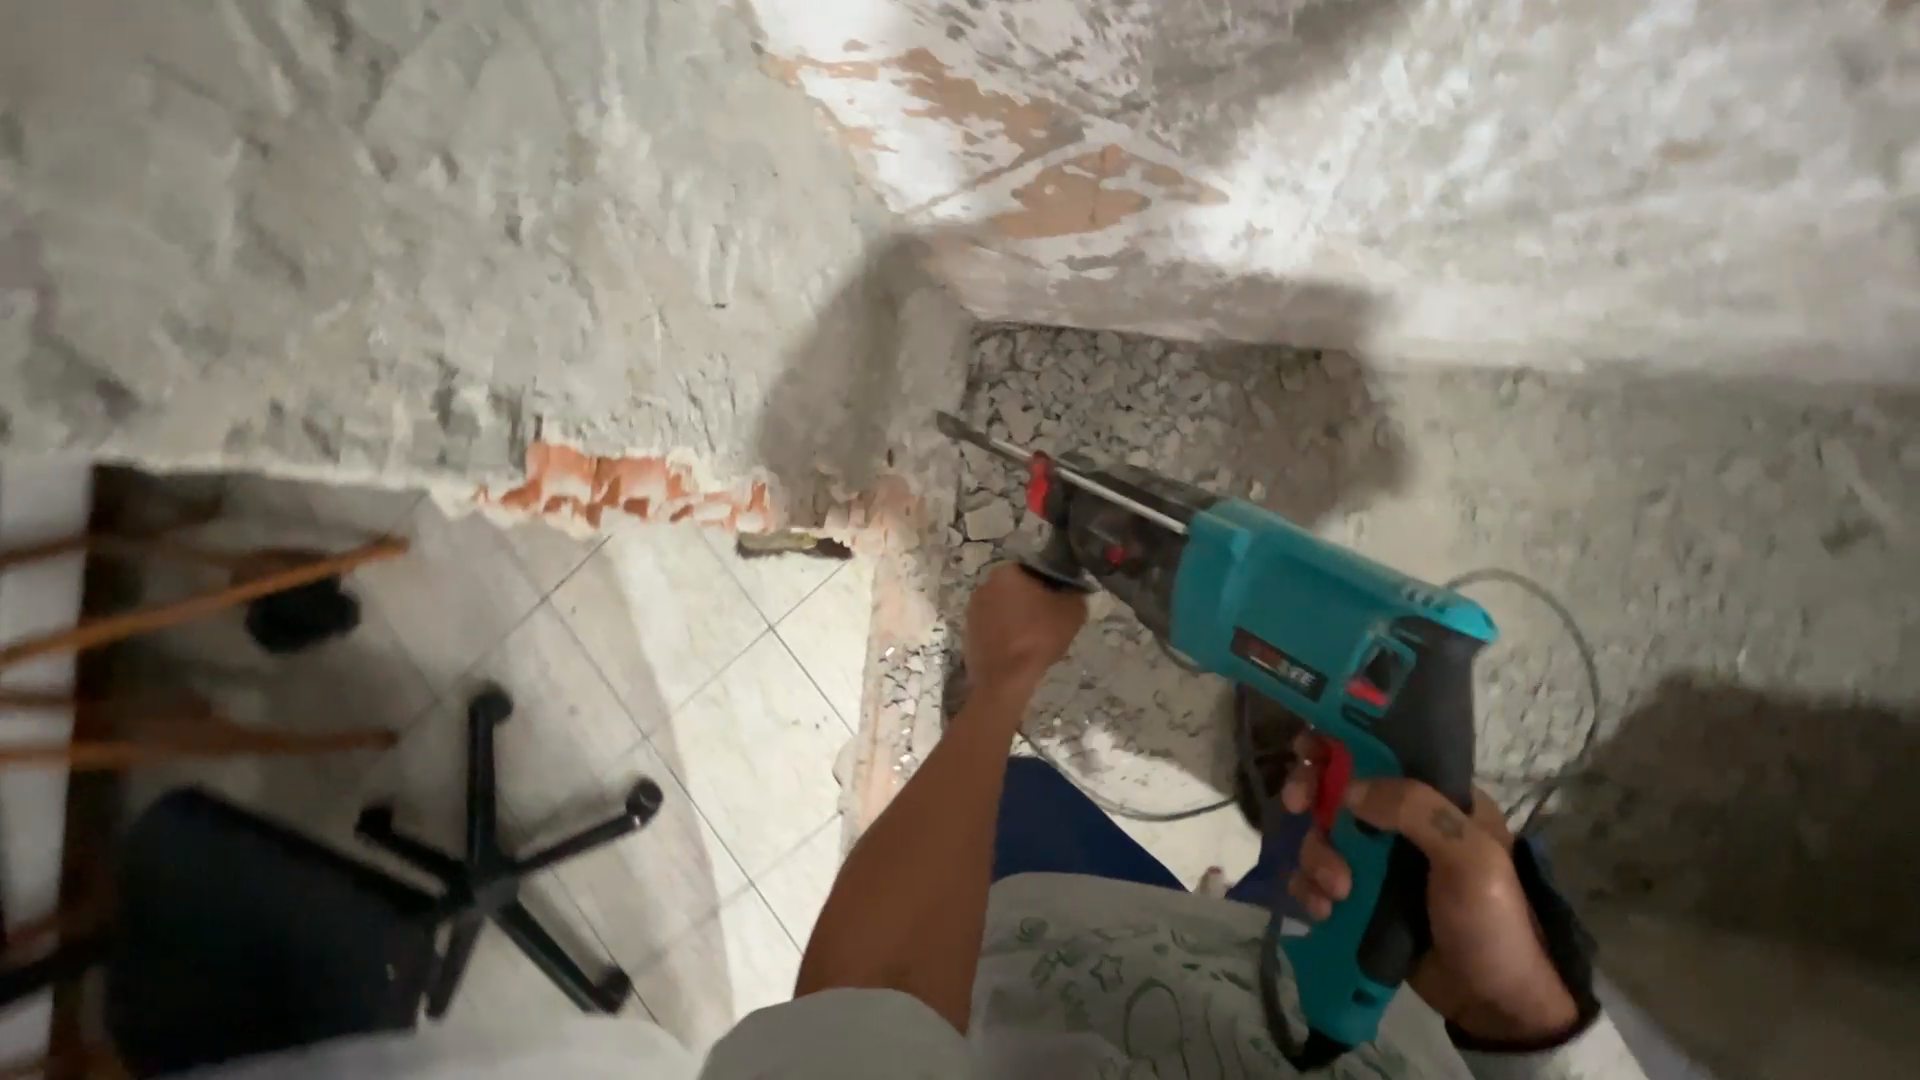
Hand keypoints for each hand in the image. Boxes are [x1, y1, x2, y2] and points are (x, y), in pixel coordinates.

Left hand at [964, 563, 1086, 700]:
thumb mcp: (1073, 611)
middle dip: (1033, 603)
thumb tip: (1073, 592)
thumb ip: (1076, 594)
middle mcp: (984, 585)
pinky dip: (1006, 636)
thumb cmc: (1038, 636)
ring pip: (1005, 610)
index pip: (1035, 570)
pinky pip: (994, 629)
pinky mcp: (968, 634)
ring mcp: (972, 611)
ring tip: (1036, 640)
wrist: (1005, 678)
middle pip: (1017, 590)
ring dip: (1019, 620)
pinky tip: (1020, 651)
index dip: (1052, 586)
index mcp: (1006, 572)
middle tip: (1051, 622)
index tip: (1061, 603)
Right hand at [1281, 755, 1579, 1044]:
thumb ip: (1418, 811)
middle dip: (1309, 793)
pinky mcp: (1357, 891)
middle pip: (1334, 785)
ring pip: (1320, 832)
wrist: (1494, 1006)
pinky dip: (1308, 886)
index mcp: (1434, 797)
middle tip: (1296, 807)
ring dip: (1316, 856)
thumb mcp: (1472, 860)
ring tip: (1336, 891)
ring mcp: (1374, 856)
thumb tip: (1350, 790)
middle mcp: (1399, 818)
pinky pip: (1313, 874)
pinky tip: (1323, 908)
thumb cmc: (1494, 923)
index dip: (1336, 743)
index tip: (1307, 751)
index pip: (1378, 750)